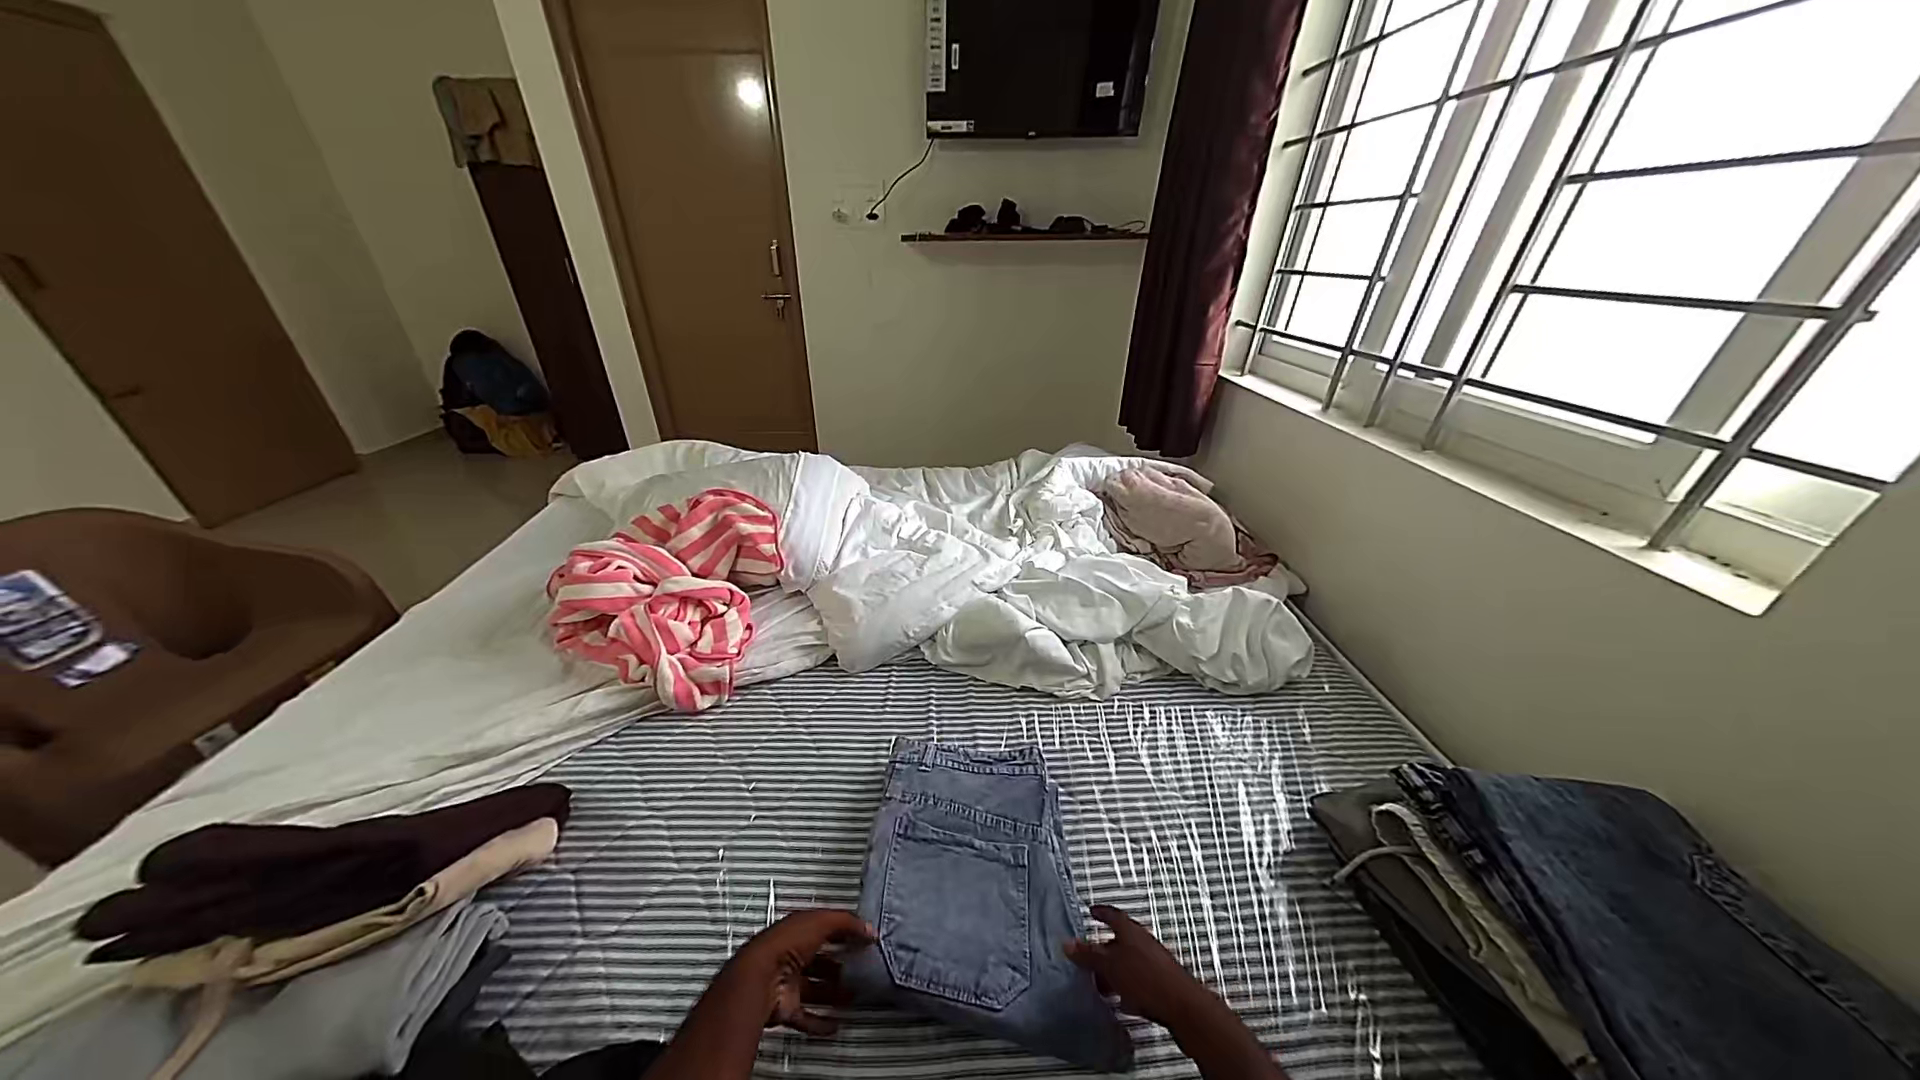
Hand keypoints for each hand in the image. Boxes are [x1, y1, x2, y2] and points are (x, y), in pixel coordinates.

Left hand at [719, 909, 874, 1035]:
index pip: (823, 928)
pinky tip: (834, 1023)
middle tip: (858, 968)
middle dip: (838, 965)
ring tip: (852, 995)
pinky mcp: (785, 1009)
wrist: (760, 979)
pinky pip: (805, 1017)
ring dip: (833, 993)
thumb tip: (865, 926)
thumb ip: (845, 922)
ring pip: (814, 988)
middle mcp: (790, 956)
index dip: (843, 931)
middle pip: (819, 961)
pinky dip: (820, 1022)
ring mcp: (787, 983)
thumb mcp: (820, 921)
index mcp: (796, 930)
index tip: (861, 937)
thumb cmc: (784, 944)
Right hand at [1067, 906, 1289, 1079]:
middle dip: (1103, 947)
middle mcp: (1143, 942)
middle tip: (1089, 956)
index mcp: (1130, 930)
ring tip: (1102, 983)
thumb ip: (1088, 954)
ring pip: (1128, 960)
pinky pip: (1138, 977)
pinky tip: (1123, 1000)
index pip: (1111, 914)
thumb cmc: (1147, 980)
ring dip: (1114, 969)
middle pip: (1118, 939)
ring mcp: (1155, 961)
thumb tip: (1068, 944)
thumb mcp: (1110, 965)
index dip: (1100, 912)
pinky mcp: (1162, 982)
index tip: (1091, 911)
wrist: (1183, 1008)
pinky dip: (1127, 984)